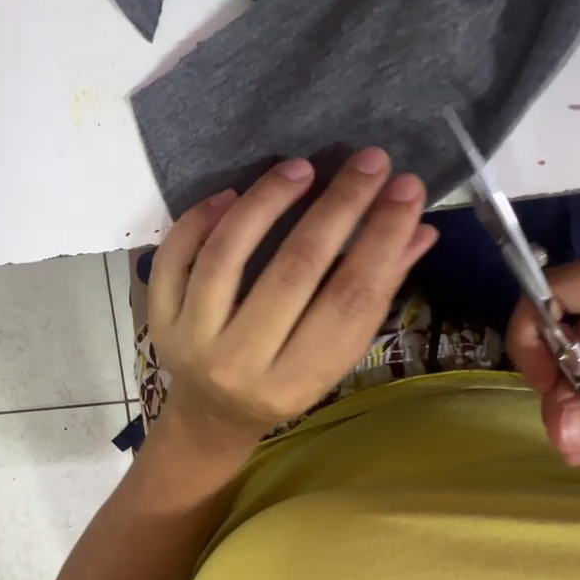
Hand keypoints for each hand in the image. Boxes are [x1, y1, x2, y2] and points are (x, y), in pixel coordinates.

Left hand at [147, 147, 438, 454]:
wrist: (211, 418)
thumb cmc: (281, 384)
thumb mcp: (330, 360)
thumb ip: (372, 299)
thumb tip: (419, 230)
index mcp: (294, 382)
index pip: (349, 302)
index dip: (382, 241)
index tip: (406, 188)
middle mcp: (240, 364)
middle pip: (293, 272)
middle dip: (337, 209)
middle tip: (368, 161)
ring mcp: (192, 341)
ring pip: (226, 257)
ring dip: (266, 202)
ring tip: (300, 168)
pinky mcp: (160, 321)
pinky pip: (174, 261)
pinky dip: (199, 221)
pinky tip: (231, 193)